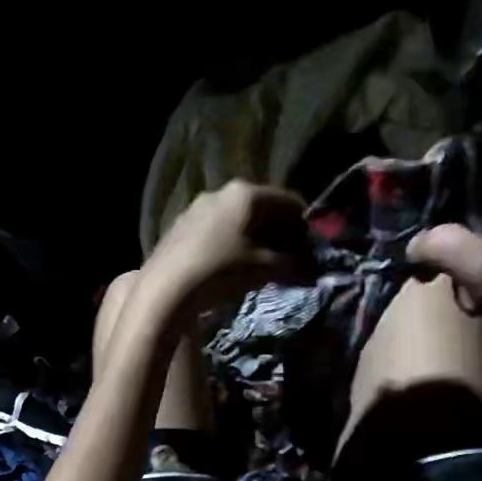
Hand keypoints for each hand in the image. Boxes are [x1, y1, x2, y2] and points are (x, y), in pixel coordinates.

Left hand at [140, 180, 313, 320]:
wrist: (167, 288)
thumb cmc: (223, 271)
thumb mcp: (266, 269)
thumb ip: (295, 265)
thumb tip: (314, 269)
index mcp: (246, 193)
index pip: (288, 202)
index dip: (304, 226)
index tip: (311, 249)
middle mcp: (220, 192)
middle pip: (260, 210)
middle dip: (278, 233)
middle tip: (288, 259)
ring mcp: (195, 209)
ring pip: (235, 221)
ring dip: (252, 240)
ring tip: (259, 267)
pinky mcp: (178, 229)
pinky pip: (215, 233)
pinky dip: (229, 246)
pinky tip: (229, 268)